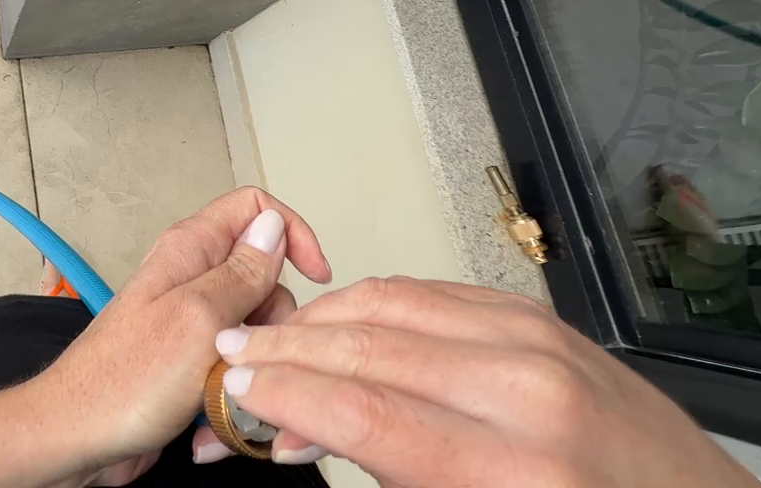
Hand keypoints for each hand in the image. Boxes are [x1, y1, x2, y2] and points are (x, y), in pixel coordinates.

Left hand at [25, 188, 332, 474]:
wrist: (81, 437)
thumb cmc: (122, 379)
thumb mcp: (198, 318)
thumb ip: (242, 272)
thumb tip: (274, 227)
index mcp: (190, 249)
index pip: (253, 208)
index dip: (291, 232)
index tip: (316, 275)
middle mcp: (191, 276)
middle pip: (267, 278)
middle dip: (277, 323)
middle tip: (256, 353)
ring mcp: (192, 318)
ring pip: (258, 329)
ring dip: (254, 370)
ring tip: (227, 397)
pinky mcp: (192, 358)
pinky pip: (237, 368)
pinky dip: (234, 398)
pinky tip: (215, 422)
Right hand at [207, 276, 760, 485]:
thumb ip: (387, 473)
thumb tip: (299, 432)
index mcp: (520, 469)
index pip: (365, 412)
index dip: (285, 394)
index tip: (235, 385)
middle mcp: (524, 386)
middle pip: (365, 347)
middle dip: (284, 348)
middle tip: (230, 354)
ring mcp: (530, 335)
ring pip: (383, 302)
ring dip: (315, 319)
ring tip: (272, 338)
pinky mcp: (528, 312)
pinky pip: (421, 291)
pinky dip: (364, 303)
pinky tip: (335, 322)